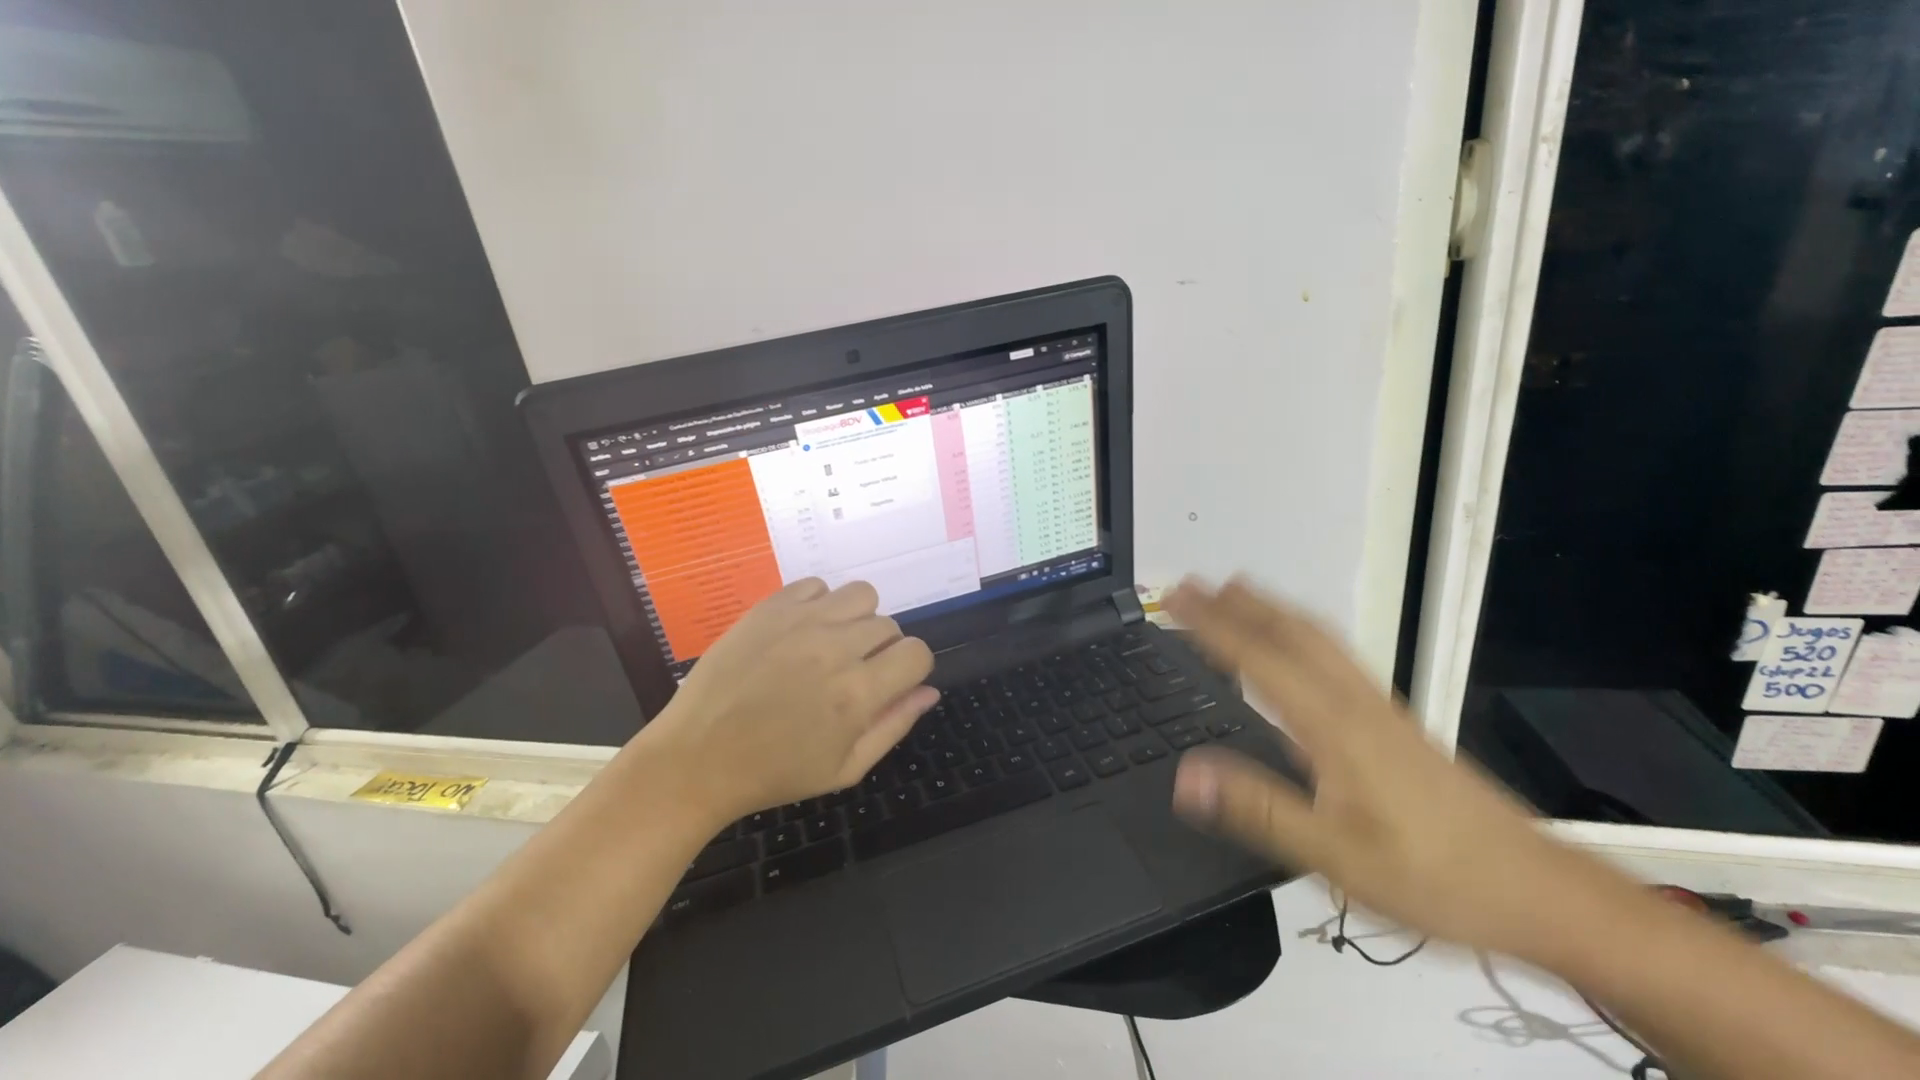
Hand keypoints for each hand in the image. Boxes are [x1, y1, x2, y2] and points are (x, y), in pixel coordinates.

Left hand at [643, 578, 937, 823]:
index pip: (916, 653)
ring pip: (860, 595)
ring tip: (831, 645)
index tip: (889, 683)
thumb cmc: (775, 773)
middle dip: (881, 649)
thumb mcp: (845, 768)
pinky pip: (817, 586)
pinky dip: (819, 604)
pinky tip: (801, 633)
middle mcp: (836, 649)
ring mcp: (800, 623)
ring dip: (856, 619)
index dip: (910, 669)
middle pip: (888, 625)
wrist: (698, 759)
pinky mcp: (769, 609)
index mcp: (858, 694)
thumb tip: (929, 691)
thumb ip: (894, 725)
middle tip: (850, 675)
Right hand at [1164, 577, 1629, 963]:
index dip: (1212, 625)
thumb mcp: (1334, 854)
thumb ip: (1258, 809)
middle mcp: (1359, 704)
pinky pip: (1338, 659)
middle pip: (1295, 633)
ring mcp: (1384, 711)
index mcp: (1336, 727)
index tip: (1175, 597)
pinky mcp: (1400, 726)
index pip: (1261, 659)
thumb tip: (1186, 774)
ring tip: (1238, 596)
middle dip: (1241, 603)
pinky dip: (1302, 636)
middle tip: (1196, 584)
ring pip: (1321, 640)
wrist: (1536, 889)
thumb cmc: (1434, 876)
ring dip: (1273, 610)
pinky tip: (1299, 655)